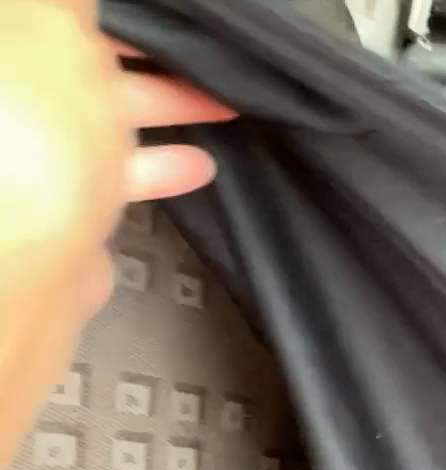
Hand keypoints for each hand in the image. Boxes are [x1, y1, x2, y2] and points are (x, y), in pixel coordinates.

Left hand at [0, 0, 233, 459]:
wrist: (14, 258)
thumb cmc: (22, 142)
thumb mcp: (47, 28)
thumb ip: (69, 2)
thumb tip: (90, 1)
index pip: (37, 9)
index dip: (105, 11)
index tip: (167, 18)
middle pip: (48, 48)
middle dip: (130, 50)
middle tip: (200, 59)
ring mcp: (0, 143)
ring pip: (75, 102)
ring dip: (152, 106)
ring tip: (216, 112)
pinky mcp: (23, 192)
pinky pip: (90, 160)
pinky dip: (144, 160)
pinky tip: (192, 165)